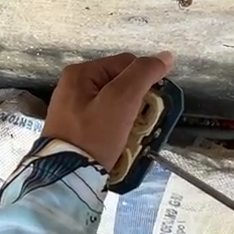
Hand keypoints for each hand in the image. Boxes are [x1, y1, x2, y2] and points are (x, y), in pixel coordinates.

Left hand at [40, 52, 175, 169]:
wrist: (67, 177)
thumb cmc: (92, 136)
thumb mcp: (121, 99)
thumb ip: (142, 74)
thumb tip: (165, 56)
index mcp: (80, 74)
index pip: (126, 64)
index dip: (145, 81)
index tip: (152, 103)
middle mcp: (73, 87)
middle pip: (120, 85)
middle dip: (137, 102)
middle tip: (143, 121)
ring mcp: (74, 110)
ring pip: (115, 105)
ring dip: (131, 118)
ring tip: (134, 135)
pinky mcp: (77, 130)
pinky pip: (106, 123)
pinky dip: (119, 131)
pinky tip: (123, 143)